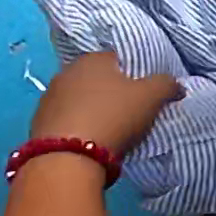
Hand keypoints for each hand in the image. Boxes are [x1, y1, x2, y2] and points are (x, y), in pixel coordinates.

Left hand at [29, 52, 181, 155]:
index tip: (149, 91)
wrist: (68, 156)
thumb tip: (175, 84)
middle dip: (116, 91)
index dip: (139, 73)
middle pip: (101, 78)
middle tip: (135, 109)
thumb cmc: (114, 116)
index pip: (122, 59)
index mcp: (94, 59)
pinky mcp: (40, 121)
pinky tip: (94, 138)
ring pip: (84, 98)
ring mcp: (50, 97)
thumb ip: (167, 84)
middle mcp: (67, 71)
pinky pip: (71, 117)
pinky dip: (83, 124)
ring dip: (97, 108)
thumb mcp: (152, 96)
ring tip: (115, 127)